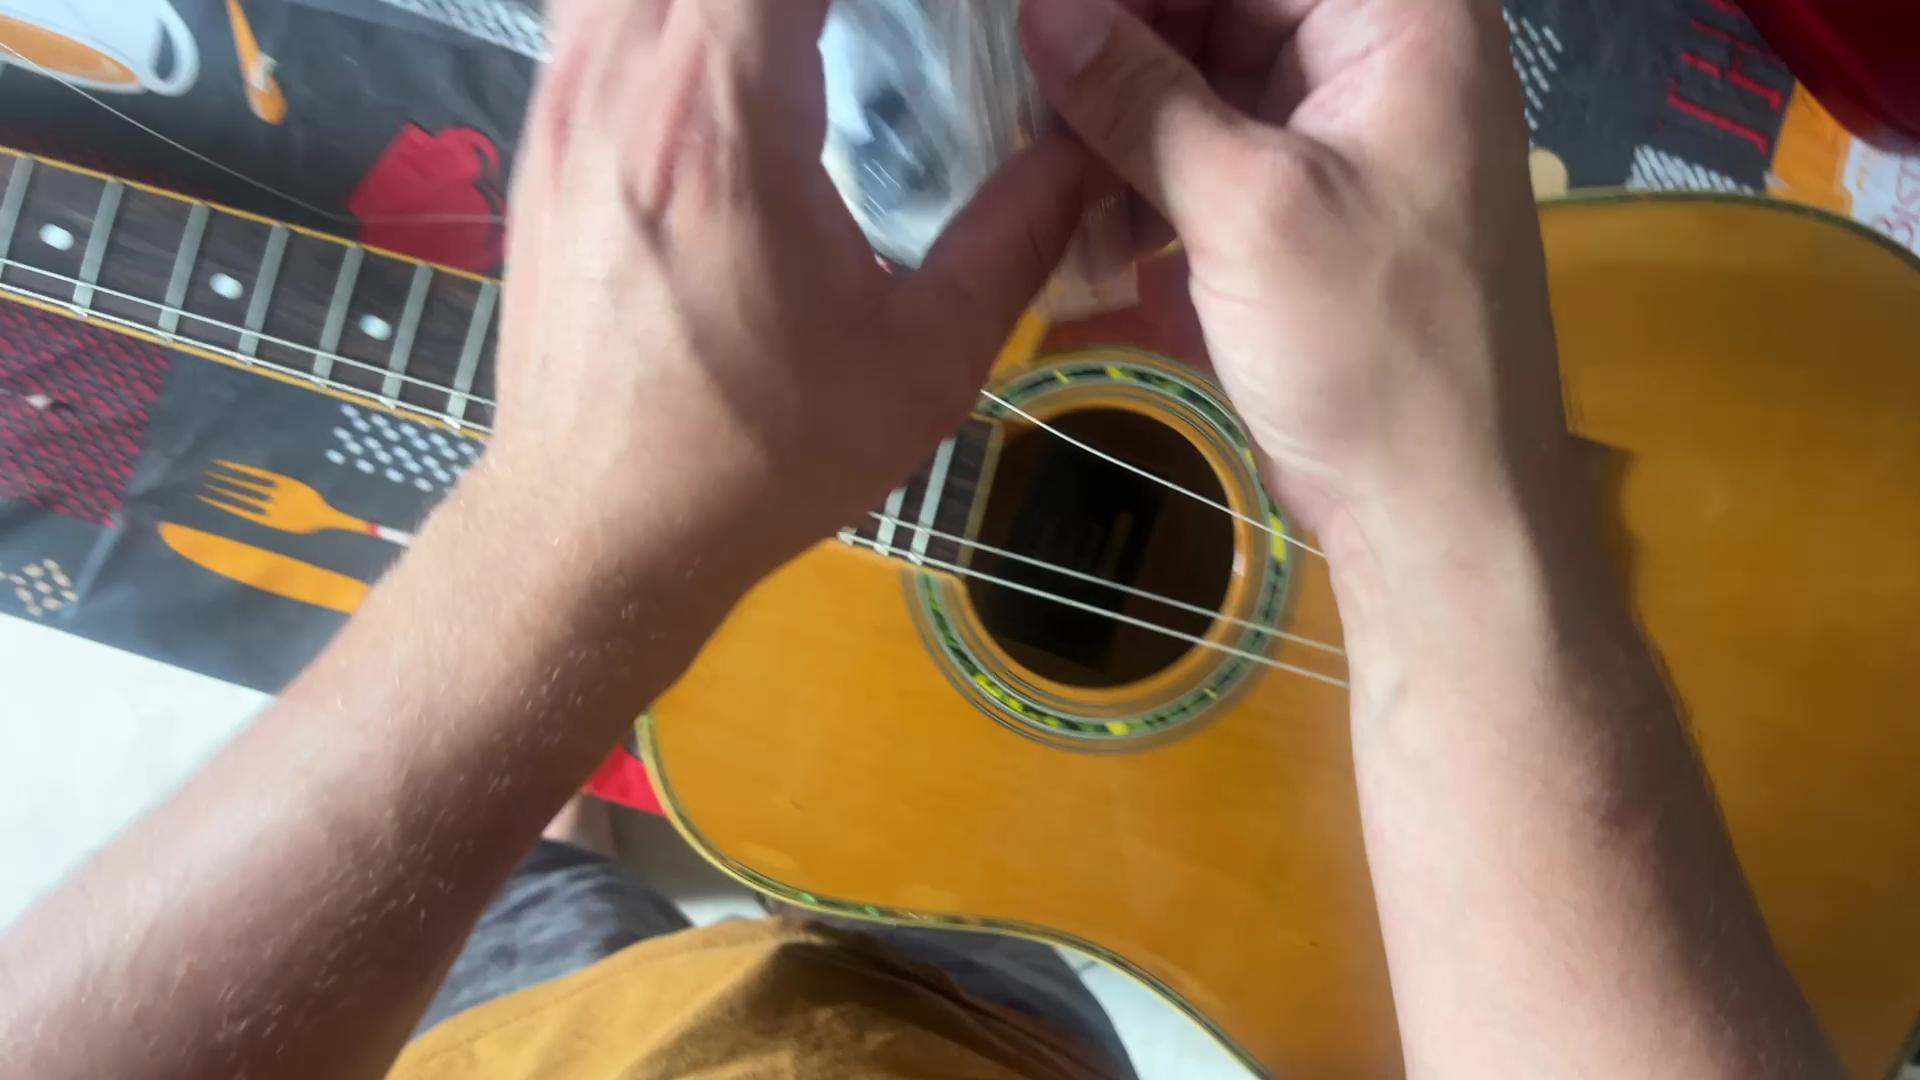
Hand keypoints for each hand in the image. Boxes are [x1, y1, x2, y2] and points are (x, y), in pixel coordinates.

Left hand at [487, 0, 1087, 573]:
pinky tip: (741, 89)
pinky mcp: (540, 140)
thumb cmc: (767, 459)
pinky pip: (605, 11)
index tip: (942, 16)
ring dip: (740, 5)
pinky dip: (682, 17)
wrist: (610, 526)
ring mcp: (562, 100)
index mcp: (728, 118)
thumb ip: (1012, 243)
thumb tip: (1080, 161)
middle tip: (896, 36)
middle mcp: (622, 75)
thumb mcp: (922, 366)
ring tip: (824, 53)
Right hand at [1019, 0, 1578, 566]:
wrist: (1422, 492)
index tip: (1042, 31)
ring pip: (1204, 103)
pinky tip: (1098, 235)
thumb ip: (1143, 102)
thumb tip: (1047, 13)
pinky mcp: (1294, 223)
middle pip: (1222, 20)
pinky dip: (1151, 199)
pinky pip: (1210, 176)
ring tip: (1056, 186)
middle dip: (1123, 68)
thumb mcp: (1244, 208)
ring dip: (1125, 144)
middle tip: (1033, 116)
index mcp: (1398, 19)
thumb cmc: (1358, 343)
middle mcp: (1371, 65)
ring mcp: (1330, 150)